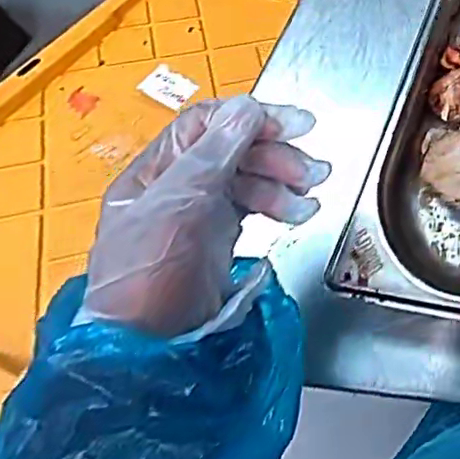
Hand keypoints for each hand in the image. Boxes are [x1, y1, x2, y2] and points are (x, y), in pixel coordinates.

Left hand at [80, 96, 326, 337]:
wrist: (147, 350)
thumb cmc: (150, 276)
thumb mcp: (179, 204)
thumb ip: (214, 153)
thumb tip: (246, 108)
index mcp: (157, 170)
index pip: (210, 122)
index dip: (255, 117)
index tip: (296, 125)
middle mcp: (178, 184)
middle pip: (237, 147)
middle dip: (278, 154)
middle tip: (313, 168)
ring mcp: (199, 209)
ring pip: (251, 174)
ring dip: (286, 178)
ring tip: (312, 193)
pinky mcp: (219, 232)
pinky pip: (256, 201)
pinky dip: (281, 202)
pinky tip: (300, 212)